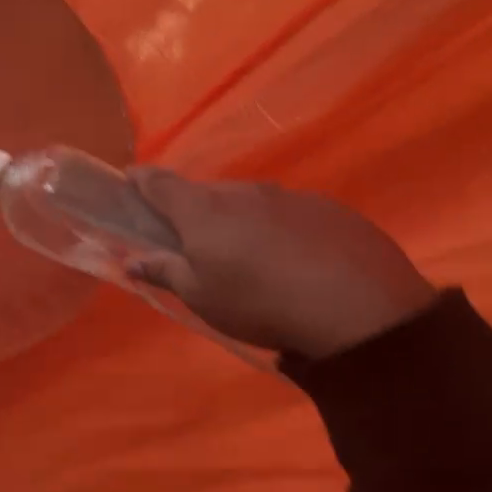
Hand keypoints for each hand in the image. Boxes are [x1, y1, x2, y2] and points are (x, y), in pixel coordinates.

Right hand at [125, 169, 437, 359]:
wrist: (362, 313)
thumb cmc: (259, 303)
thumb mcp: (199, 297)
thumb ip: (164, 271)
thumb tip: (132, 259)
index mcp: (201, 210)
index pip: (159, 182)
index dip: (140, 179)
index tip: (130, 179)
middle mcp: (243, 192)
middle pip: (206, 192)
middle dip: (193, 207)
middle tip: (190, 236)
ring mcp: (292, 197)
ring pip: (250, 200)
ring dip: (239, 218)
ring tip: (245, 251)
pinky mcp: (333, 210)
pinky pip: (291, 212)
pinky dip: (280, 227)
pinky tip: (292, 257)